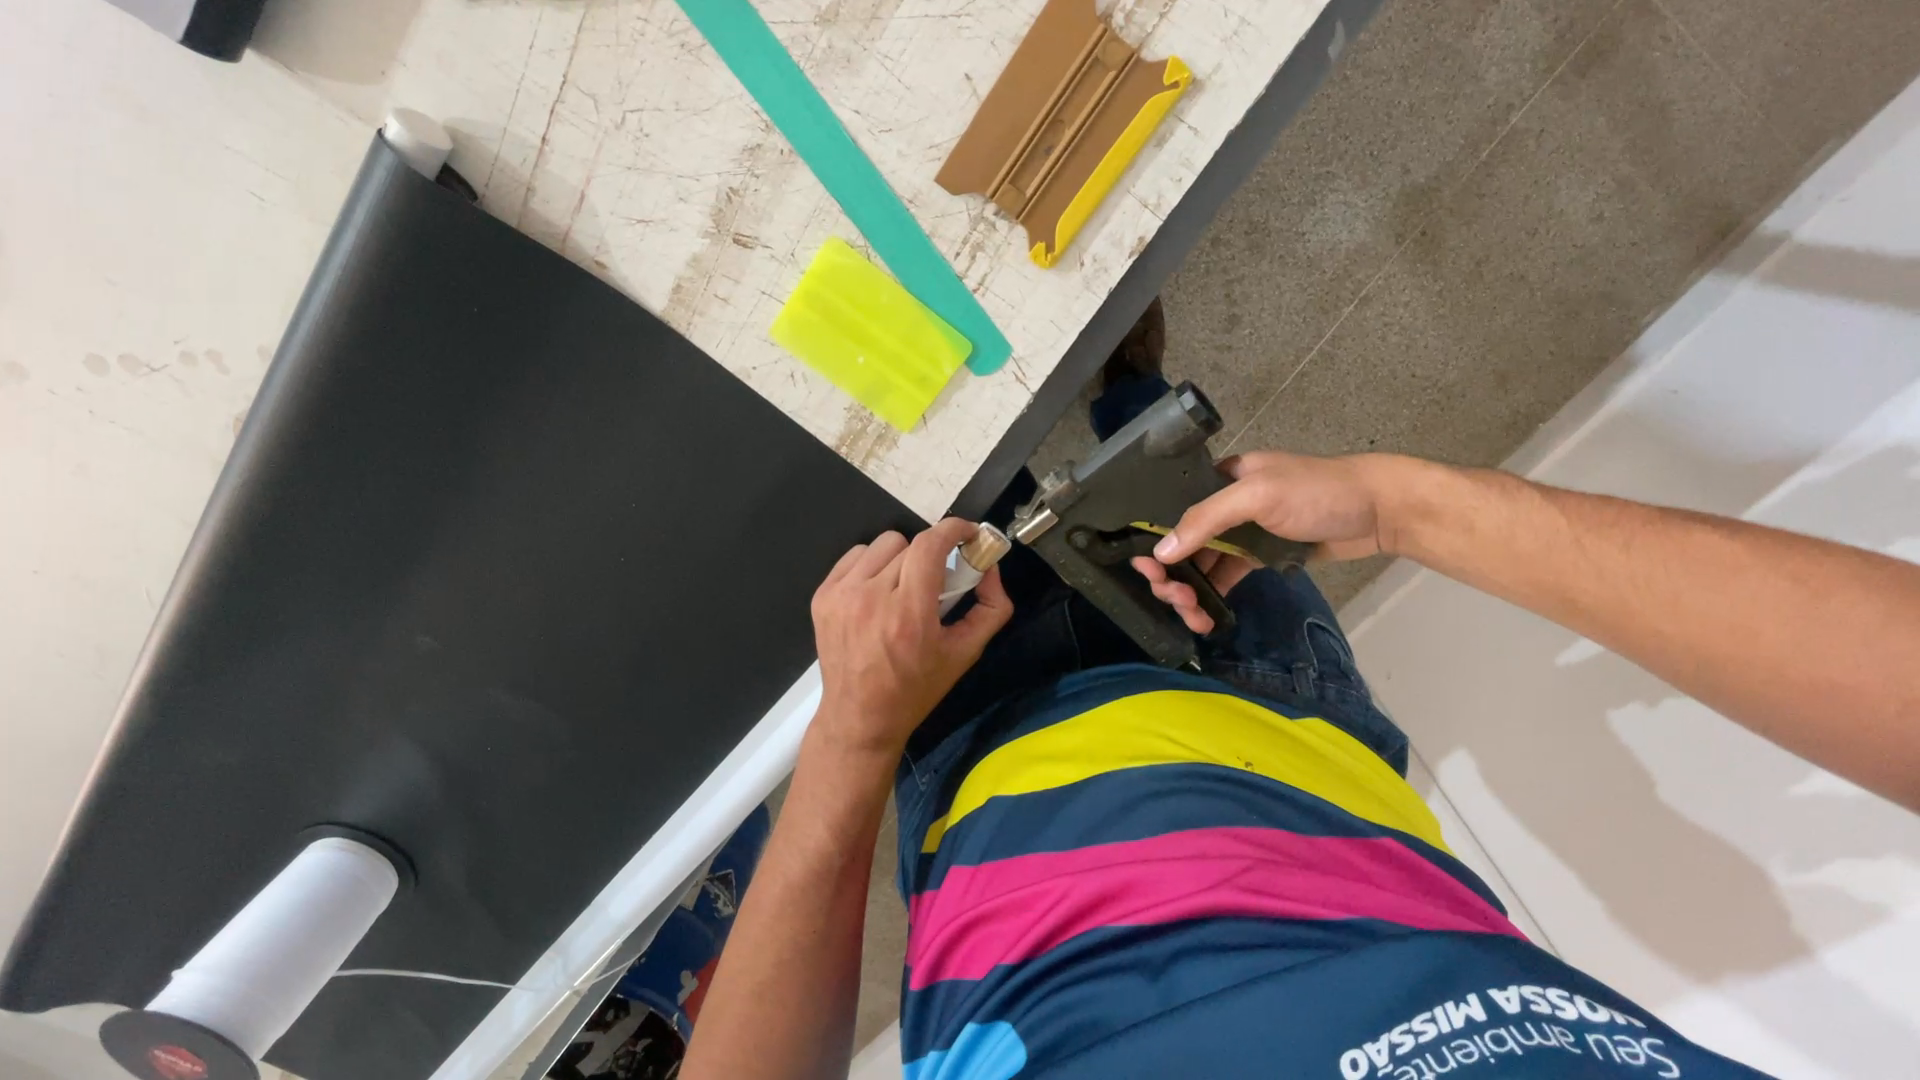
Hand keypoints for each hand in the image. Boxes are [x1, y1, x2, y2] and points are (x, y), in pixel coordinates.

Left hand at [810, 517, 1013, 754]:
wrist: (860, 717)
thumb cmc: (916, 688)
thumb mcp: (965, 654)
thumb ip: (990, 609)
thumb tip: (991, 570)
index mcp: (909, 613)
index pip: (929, 546)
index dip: (953, 529)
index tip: (968, 533)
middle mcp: (871, 597)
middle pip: (910, 544)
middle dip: (930, 557)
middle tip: (935, 582)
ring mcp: (841, 595)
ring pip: (882, 545)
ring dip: (901, 559)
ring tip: (903, 588)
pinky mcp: (823, 596)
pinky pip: (855, 556)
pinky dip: (872, 566)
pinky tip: (878, 593)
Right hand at [1133, 452, 1407, 633]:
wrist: (1381, 510)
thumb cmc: (1317, 492)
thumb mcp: (1256, 496)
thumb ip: (1206, 520)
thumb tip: (1160, 553)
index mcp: (1219, 478)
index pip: (1172, 510)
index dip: (1155, 541)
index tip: (1148, 571)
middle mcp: (1225, 504)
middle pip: (1183, 543)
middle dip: (1173, 575)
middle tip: (1175, 600)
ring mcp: (1243, 532)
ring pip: (1203, 564)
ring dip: (1191, 590)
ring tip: (1192, 616)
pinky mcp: (1261, 555)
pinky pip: (1226, 576)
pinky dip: (1214, 594)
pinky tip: (1206, 616)